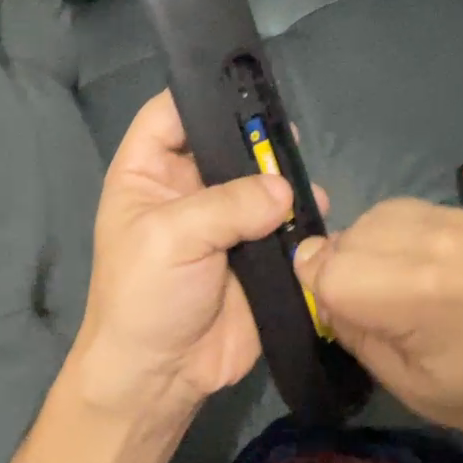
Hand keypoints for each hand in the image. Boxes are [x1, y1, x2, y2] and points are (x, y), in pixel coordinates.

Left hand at [70, 90, 324, 420]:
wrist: (162, 377)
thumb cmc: (145, 297)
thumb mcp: (171, 239)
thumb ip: (227, 205)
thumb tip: (285, 189)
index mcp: (149, 173)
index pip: (170, 114)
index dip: (200, 94)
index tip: (244, 84)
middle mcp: (188, 187)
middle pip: (225, 141)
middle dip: (256, 136)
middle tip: (290, 136)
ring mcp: (225, 220)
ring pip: (261, 179)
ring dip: (284, 176)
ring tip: (305, 180)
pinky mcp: (257, 251)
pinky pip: (283, 221)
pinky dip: (301, 214)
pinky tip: (317, 210)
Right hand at [293, 199, 462, 456]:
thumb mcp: (416, 390)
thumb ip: (360, 339)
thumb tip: (324, 298)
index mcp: (416, 294)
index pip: (325, 268)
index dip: (318, 292)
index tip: (338, 316)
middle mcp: (428, 243)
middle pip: (342, 238)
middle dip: (339, 271)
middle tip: (367, 308)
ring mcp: (448, 219)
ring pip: (367, 219)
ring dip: (362, 249)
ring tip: (390, 284)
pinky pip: (399, 211)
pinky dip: (389, 235)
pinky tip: (412, 264)